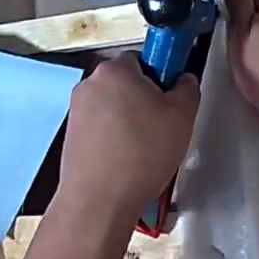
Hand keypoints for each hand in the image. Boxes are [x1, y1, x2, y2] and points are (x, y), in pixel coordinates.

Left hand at [55, 51, 199, 226]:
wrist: (100, 200)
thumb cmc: (142, 151)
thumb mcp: (182, 115)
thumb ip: (187, 88)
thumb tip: (182, 79)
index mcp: (114, 69)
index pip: (142, 58)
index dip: (160, 76)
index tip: (170, 99)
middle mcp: (89, 83)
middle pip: (125, 83)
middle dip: (144, 100)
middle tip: (163, 126)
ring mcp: (76, 110)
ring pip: (113, 107)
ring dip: (129, 121)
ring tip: (146, 150)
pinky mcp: (71, 136)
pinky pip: (100, 129)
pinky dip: (114, 139)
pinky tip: (128, 162)